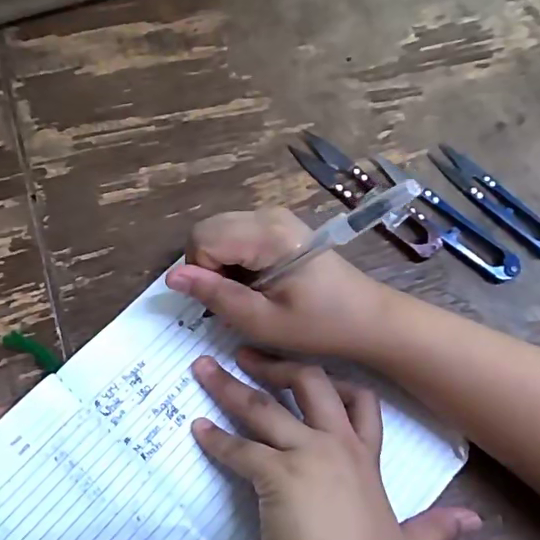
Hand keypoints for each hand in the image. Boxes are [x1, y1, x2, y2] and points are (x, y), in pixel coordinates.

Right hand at [167, 209, 394, 359]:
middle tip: (237, 298)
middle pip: (207, 230)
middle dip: (208, 267)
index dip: (203, 274)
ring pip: (218, 232)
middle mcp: (269, 214)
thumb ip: (216, 295)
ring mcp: (275, 216)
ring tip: (251, 292)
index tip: (227, 301)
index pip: (202, 240)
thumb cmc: (319, 325)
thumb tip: (172, 277)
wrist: (368, 318)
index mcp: (268, 234)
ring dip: (221, 264)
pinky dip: (235, 259)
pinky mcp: (279, 225)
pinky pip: (236, 234)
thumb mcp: (262, 321)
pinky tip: (259, 282)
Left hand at [190, 348, 479, 539]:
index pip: (362, 406)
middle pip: (311, 385)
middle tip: (248, 354)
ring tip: (202, 368)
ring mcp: (306, 457)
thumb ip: (439, 531)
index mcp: (368, 463)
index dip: (340, 386)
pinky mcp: (276, 474)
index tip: (315, 374)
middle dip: (280, 366)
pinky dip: (215, 438)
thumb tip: (474, 521)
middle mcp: (338, 448)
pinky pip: (239, 448)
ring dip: (230, 387)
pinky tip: (197, 429)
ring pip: (264, 407)